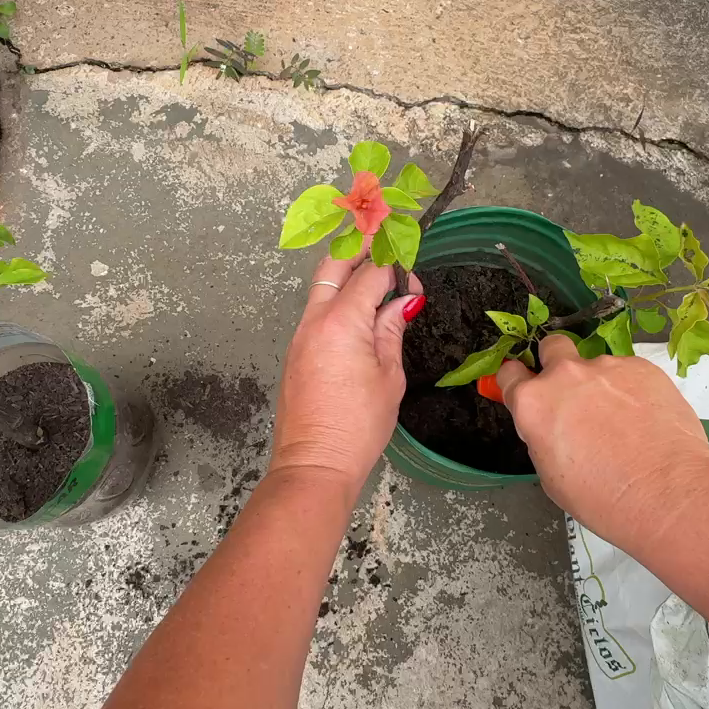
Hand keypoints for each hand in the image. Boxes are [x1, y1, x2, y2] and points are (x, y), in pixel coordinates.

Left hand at [271, 248, 424, 490]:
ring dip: (346, 273)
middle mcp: (315, 320)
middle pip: (334, 264)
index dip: (395, 267)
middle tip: (385, 245)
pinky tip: (359, 312)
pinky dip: (337, 299)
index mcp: (342, 321)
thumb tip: (404, 302)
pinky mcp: (296, 350)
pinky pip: (316, 310)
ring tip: (376, 278)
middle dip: (360, 249)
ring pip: (322, 286)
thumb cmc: (358, 425)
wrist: (315, 463)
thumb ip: (392, 330)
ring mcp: (300, 334)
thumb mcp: (390, 375)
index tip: (412, 274)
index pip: (370, 273)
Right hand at [497, 334, 708, 548]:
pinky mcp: (642, 367)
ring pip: (597, 365)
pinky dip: (633, 390)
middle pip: (551, 346)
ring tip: (625, 422)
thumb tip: (552, 424)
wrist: (667, 493)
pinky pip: (629, 372)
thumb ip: (543, 435)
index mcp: (533, 403)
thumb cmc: (603, 498)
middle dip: (557, 362)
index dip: (517, 382)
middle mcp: (565, 375)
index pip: (509, 373)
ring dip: (603, 385)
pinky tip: (647, 420)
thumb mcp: (551, 475)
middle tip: (574, 393)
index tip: (526, 389)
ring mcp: (605, 366)